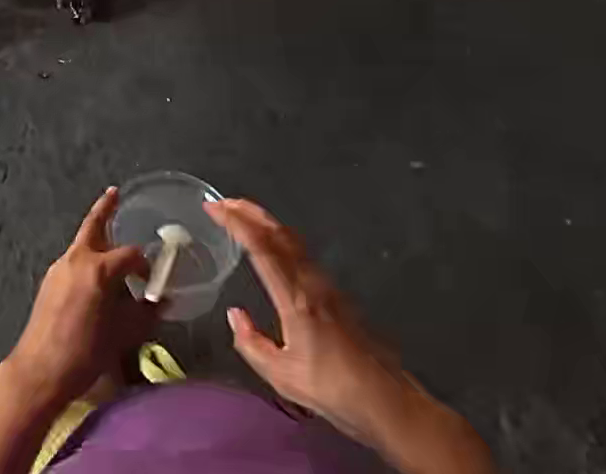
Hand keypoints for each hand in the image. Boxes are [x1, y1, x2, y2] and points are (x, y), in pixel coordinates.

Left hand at [0, 187, 160, 402]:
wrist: (41, 368)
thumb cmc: (86, 352)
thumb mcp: (123, 334)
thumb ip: (145, 314)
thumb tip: (162, 301)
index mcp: (98, 268)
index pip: (131, 254)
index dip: (146, 265)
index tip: (154, 281)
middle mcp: (77, 259)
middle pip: (93, 225)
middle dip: (105, 207)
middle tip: (115, 193)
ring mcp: (59, 267)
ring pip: (83, 244)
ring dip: (98, 240)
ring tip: (114, 248)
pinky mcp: (50, 280)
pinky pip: (74, 262)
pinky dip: (88, 261)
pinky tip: (96, 280)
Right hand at [204, 199, 413, 447]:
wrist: (391, 404)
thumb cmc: (335, 390)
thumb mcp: (282, 376)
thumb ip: (252, 343)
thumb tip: (235, 314)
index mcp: (295, 298)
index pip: (262, 248)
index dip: (236, 223)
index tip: (214, 208)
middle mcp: (311, 283)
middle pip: (278, 233)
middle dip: (249, 212)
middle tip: (223, 202)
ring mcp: (326, 285)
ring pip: (291, 239)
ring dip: (264, 221)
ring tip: (241, 214)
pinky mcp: (336, 293)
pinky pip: (300, 251)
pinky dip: (278, 236)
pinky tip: (271, 243)